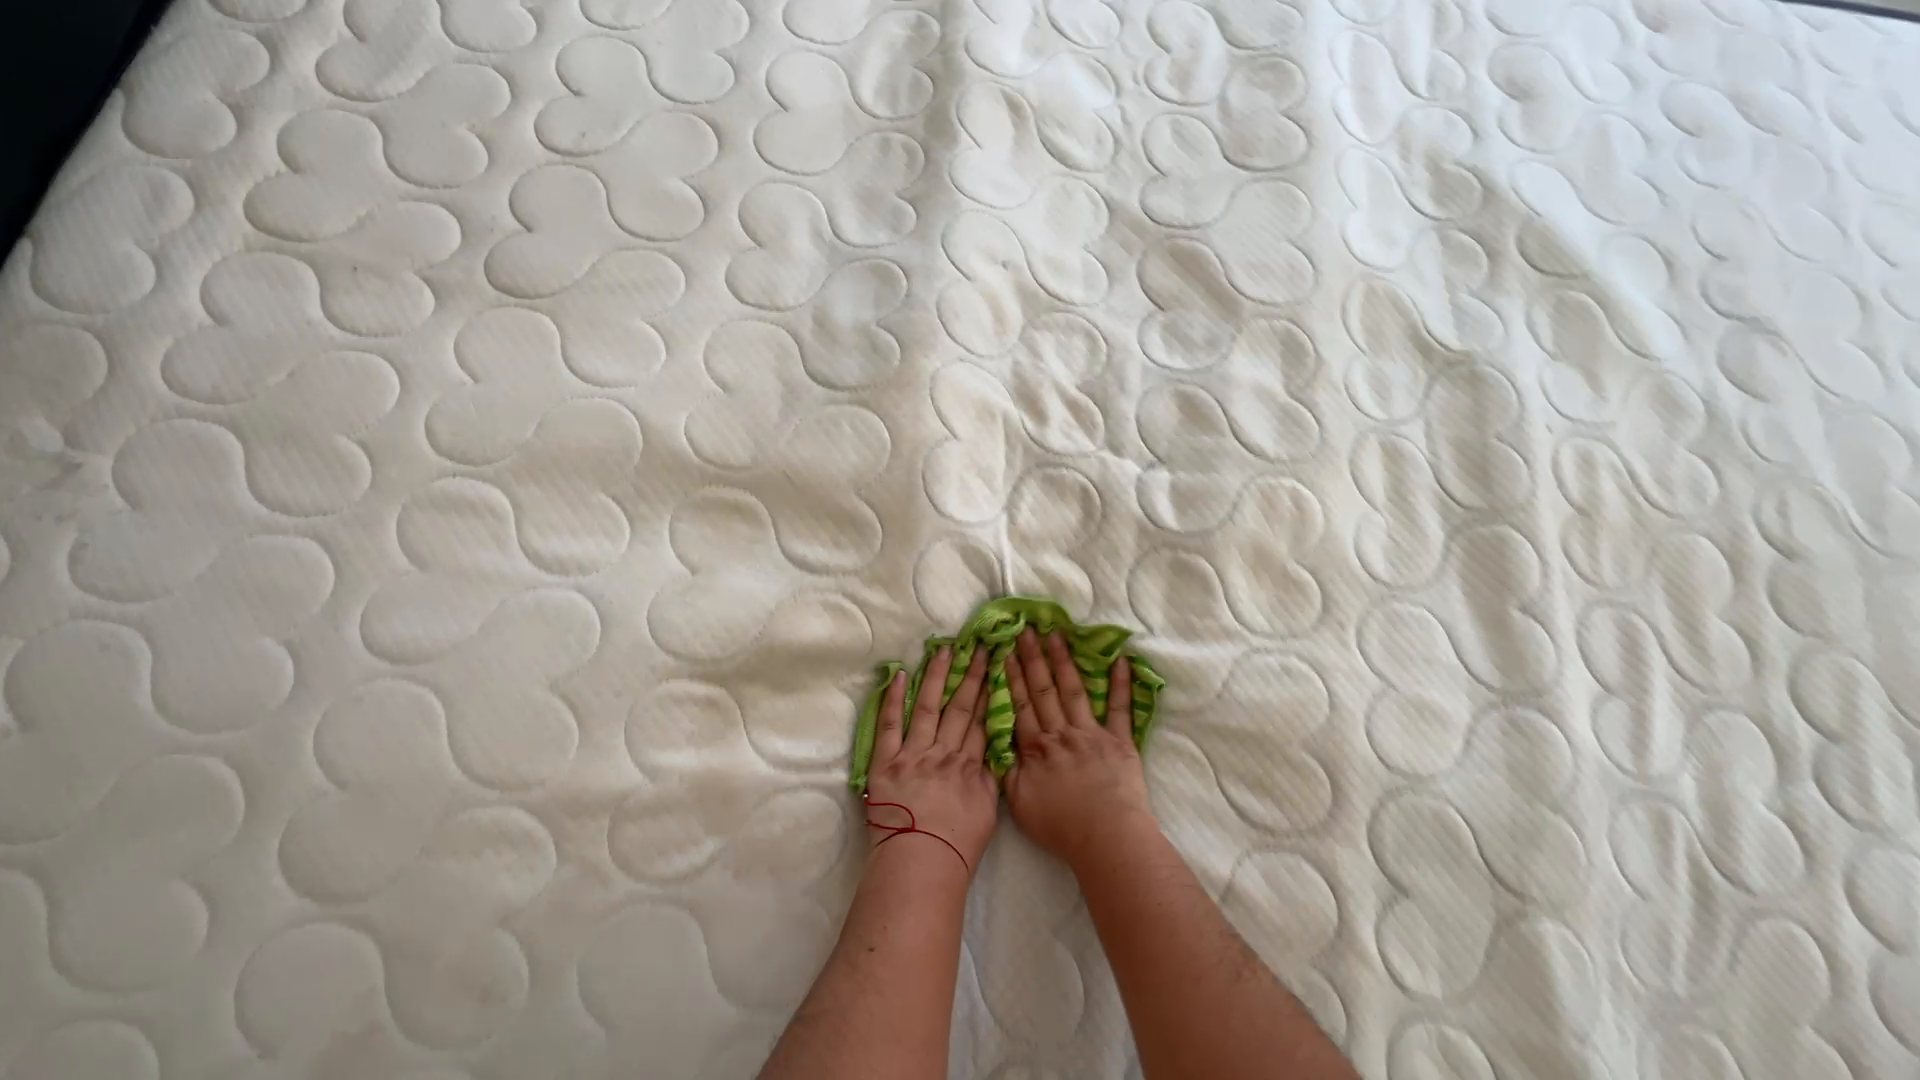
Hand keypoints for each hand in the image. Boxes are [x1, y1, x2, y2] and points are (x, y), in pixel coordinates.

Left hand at [865, 646, 998, 878]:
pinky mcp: (885, 762)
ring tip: (943, 650)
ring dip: (936, 677)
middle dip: (972, 676)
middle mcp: (944, 754)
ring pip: (928, 707)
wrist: (922, 861)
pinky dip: (892, 699)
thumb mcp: (988, 811)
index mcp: (970, 766)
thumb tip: (995, 755)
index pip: (981, 722)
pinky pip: (889, 724)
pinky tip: (898, 676)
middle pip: (960, 708)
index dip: (989, 692)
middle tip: (979, 648)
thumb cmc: (957, 847)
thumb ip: (990, 779)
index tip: (996, 667)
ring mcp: (914, 755)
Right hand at [1003, 629, 1154, 870]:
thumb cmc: (1060, 828)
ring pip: (1074, 691)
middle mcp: (1060, 734)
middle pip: (1044, 690)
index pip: (1020, 705)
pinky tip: (1120, 660)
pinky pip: (1121, 708)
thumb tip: (995, 745)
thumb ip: (1006, 771)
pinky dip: (1121, 684)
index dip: (1012, 677)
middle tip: (1027, 630)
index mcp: (1035, 748)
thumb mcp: (1018, 804)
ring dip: (1064, 661)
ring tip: (1057, 635)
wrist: (1105, 838)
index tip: (1006, 651)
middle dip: (1033, 659)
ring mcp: (1092, 734)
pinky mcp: (1120, 742)